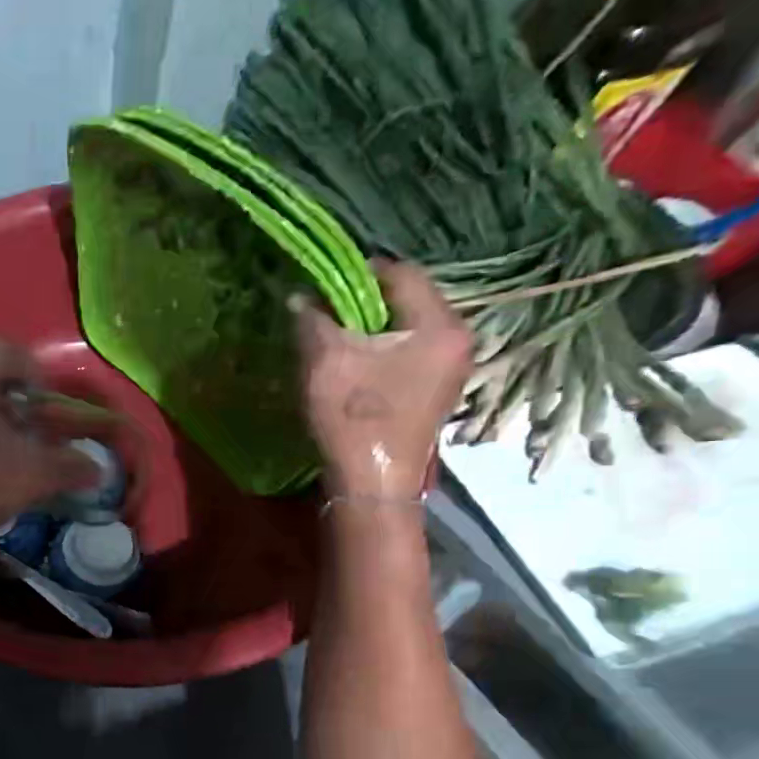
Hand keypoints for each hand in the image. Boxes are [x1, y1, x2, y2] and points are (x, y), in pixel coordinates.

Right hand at [297, 261, 472, 500]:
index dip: (357, 273)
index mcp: (440, 325)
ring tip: (333, 340)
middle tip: (323, 314)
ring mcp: (450, 367)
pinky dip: (379, 350)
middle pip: (406, 299)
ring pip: (405, 327)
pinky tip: (352, 366)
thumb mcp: (326, 360)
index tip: (321, 287)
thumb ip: (312, 319)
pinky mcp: (435, 389)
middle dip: (361, 302)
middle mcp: (457, 339)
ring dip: (368, 328)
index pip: (400, 272)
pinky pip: (408, 351)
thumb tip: (301, 295)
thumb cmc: (355, 419)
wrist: (371, 486)